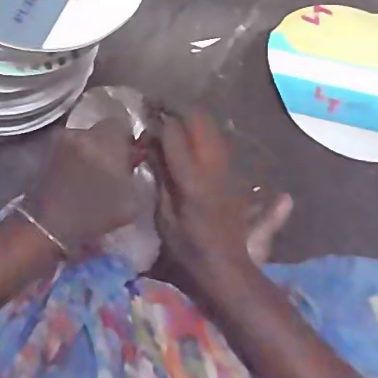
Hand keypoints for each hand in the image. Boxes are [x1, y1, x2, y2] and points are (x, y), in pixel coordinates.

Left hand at [26, 118, 138, 254]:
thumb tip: (132, 158)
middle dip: (108, 144)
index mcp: (105, 143)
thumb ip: (133, 172)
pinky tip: (74, 175)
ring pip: (83, 137)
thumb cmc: (92, 216)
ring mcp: (60, 138)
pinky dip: (74, 155)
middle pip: (101, 130)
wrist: (47, 224)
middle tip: (111, 166)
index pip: (121, 123)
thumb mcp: (130, 201)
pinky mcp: (46, 147)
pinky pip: (68, 145)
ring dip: (89, 149)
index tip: (128, 155)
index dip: (126, 139)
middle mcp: (81, 133)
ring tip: (90, 173)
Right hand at [154, 108, 292, 279]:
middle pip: (200, 122)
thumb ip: (160, 177)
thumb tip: (150, 147)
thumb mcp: (164, 215)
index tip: (144, 112)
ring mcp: (228, 171)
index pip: (174, 134)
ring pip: (213, 130)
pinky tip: (190, 140)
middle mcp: (213, 168)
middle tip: (157, 108)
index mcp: (192, 179)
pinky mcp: (234, 177)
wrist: (228, 269)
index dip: (158, 120)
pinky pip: (218, 145)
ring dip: (192, 120)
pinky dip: (203, 135)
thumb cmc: (188, 249)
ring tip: (171, 119)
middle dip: (178, 110)